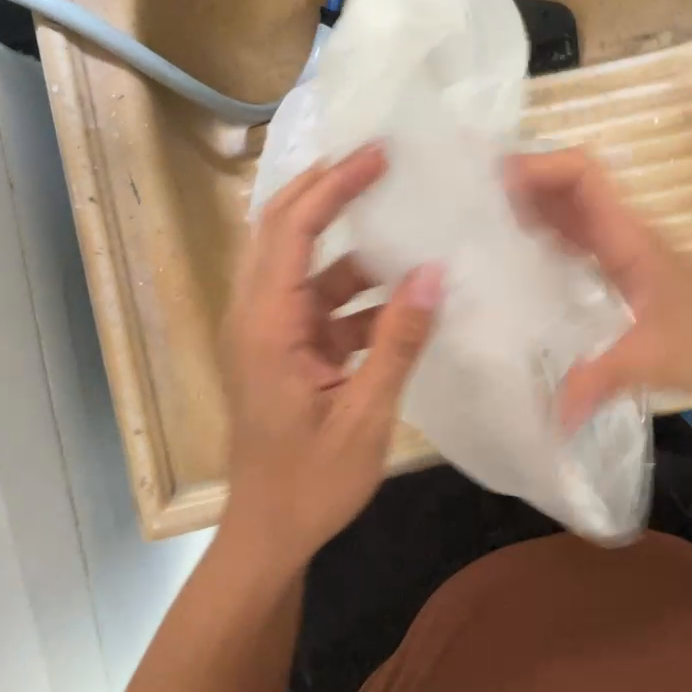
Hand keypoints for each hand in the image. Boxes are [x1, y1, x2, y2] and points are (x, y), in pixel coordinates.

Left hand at [222, 146, 442, 563]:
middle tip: (379, 160)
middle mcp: (258, 315)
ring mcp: (271, 332)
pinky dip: (358, 294)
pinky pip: (322, 302)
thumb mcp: (365, 415)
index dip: (333, 185)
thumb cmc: (309, 483)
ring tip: (405, 224)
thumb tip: (434, 273)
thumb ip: (398, 341)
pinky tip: (403, 298)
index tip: (377, 155)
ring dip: (351, 247)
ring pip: (305, 265)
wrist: (268, 536)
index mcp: (266, 325)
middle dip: (328, 190)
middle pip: (283, 229)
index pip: (292, 229)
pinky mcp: (286, 350)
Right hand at [504, 148, 691, 426]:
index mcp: (629, 238)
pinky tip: (515, 267)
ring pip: (570, 214)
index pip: (585, 174)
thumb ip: (598, 381)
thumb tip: (548, 418)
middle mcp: (623, 235)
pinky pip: (575, 244)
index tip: (494, 182)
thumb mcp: (653, 360)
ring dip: (529, 210)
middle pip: (569, 187)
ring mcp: (622, 254)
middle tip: (471, 205)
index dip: (540, 165)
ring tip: (479, 228)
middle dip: (522, 185)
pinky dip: (543, 242)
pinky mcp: (622, 276)